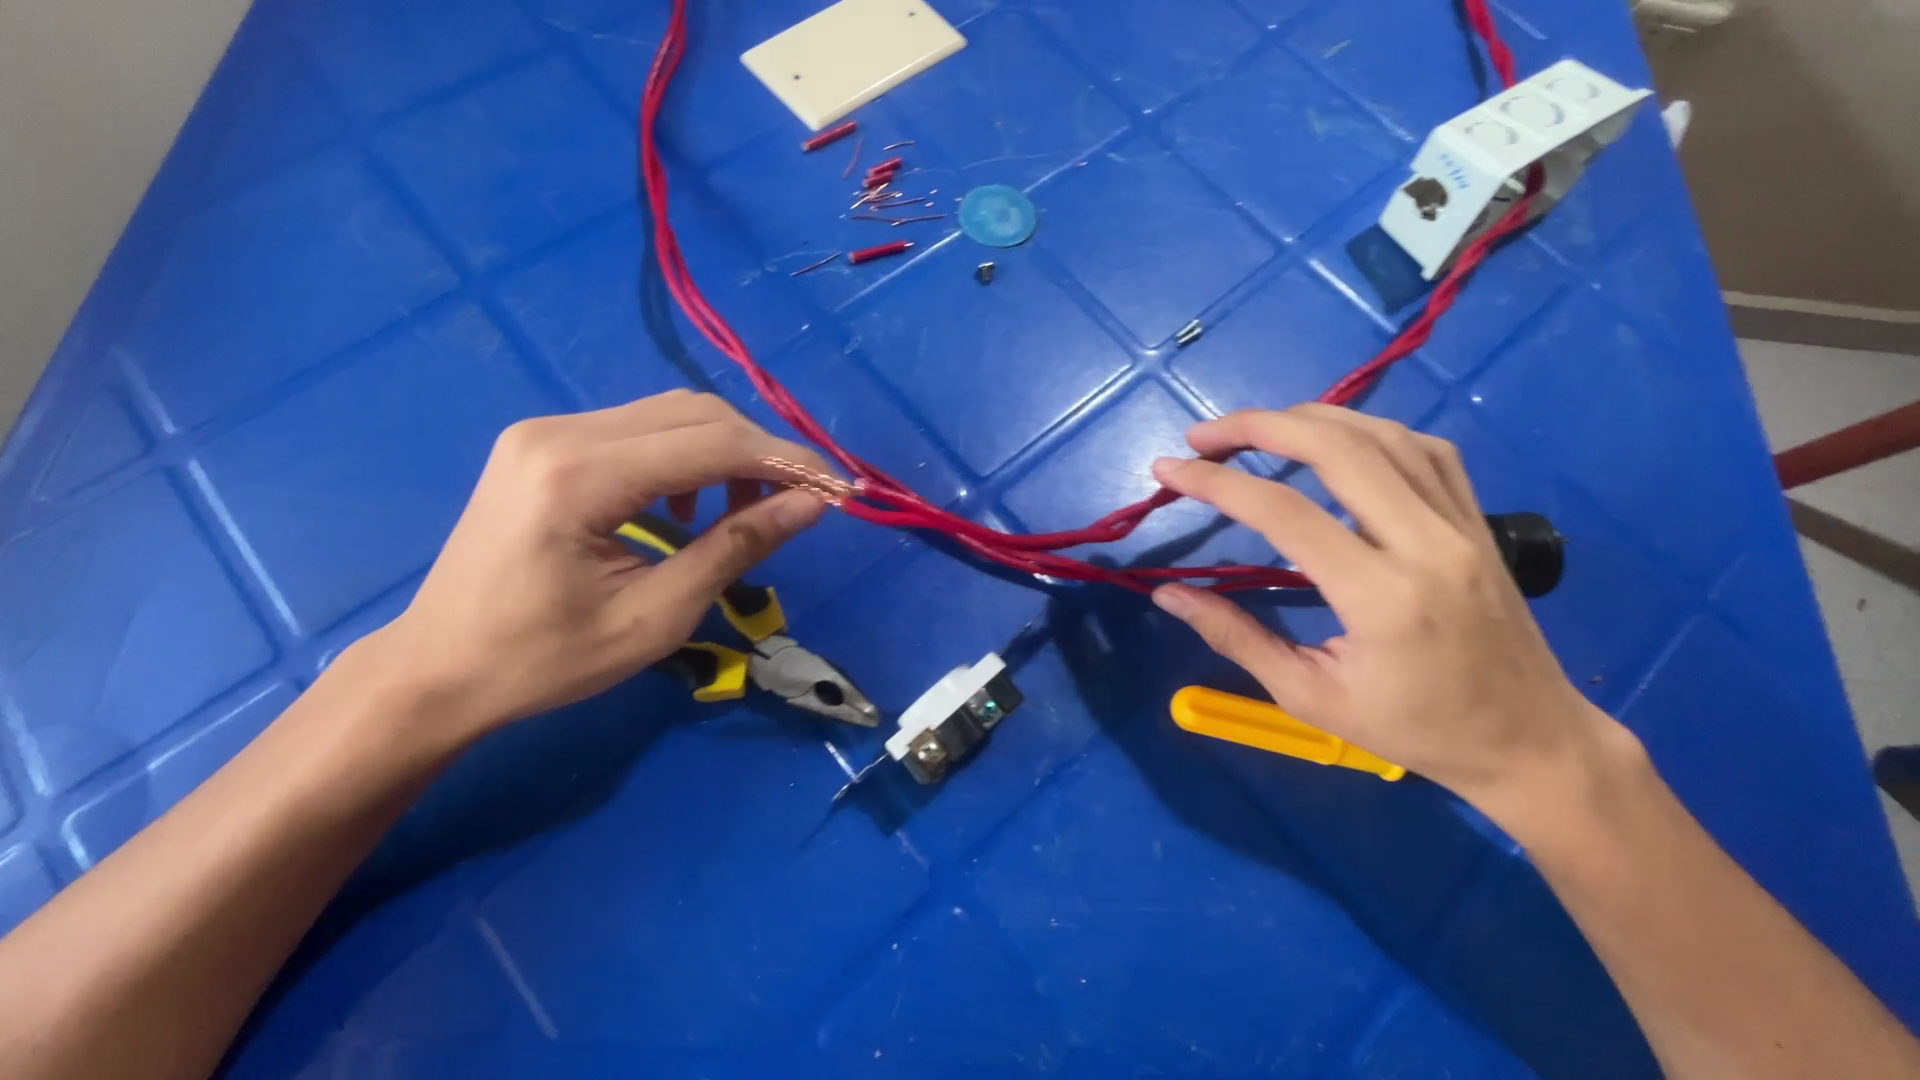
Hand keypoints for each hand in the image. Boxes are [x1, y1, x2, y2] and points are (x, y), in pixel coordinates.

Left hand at [350, 391, 835, 750]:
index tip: (839, 490)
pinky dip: (684, 457)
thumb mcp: (655, 618)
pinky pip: (637, 430)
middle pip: (694, 412)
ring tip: (749, 508)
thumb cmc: (544, 661)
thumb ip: (735, 550)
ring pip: (669, 414)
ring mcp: (545, 431)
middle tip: (801, 502)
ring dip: (725, 451)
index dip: (786, 461)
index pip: (711, 442)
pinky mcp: (543, 442)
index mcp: (579, 476)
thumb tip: (810, 505)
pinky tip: (685, 507)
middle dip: (761, 451)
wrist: (438, 669)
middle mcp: (559, 432)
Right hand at [1150, 404, 1616, 811]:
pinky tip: (1334, 440)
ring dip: (1310, 419)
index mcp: (1380, 597)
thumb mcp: (1311, 697)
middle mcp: (1426, 544)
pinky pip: (1424, 450)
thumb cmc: (1414, 732)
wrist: (1530, 743)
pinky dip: (1368, 431)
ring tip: (1255, 429)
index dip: (1216, 483)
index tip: (1167, 471)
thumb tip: (1168, 595)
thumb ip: (1236, 638)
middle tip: (1202, 436)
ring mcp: (1461, 525)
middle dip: (1258, 426)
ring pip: (1383, 436)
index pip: (1284, 512)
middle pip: (1337, 449)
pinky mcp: (1477, 521)